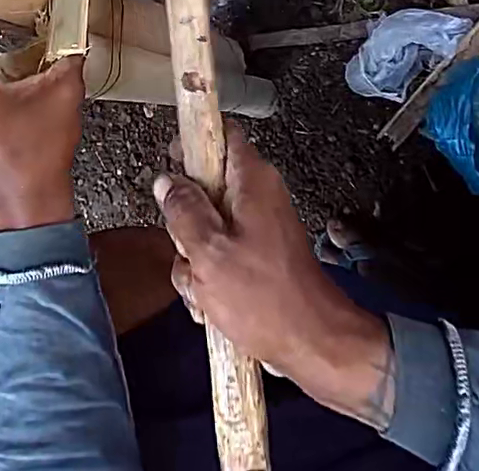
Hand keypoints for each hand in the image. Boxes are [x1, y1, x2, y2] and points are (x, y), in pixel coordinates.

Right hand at [154, 128, 396, 429]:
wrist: (313, 345)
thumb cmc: (263, 297)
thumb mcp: (210, 253)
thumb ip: (183, 212)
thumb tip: (165, 181)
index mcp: (252, 179)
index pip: (222, 134)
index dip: (192, 142)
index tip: (170, 164)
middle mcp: (258, 193)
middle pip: (206, 184)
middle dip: (186, 218)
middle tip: (187, 248)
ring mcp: (259, 224)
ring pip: (208, 223)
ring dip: (195, 256)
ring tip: (203, 287)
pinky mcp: (259, 252)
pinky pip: (222, 249)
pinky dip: (211, 273)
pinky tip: (211, 303)